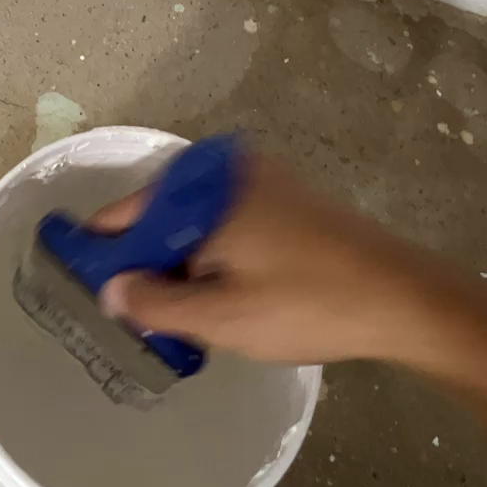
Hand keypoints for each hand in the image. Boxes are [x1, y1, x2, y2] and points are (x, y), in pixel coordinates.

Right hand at [92, 150, 462, 366]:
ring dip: (184, 251)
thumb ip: (158, 301)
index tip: (84, 271)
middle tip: (139, 301)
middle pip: (166, 207)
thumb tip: (111, 288)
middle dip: (149, 252)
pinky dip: (214, 242)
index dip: (106, 241)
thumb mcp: (223, 316)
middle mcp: (229, 169)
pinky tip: (221, 281)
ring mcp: (262, 175)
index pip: (134, 209)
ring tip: (179, 302)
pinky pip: (230, 211)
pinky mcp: (287, 191)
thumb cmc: (306, 303)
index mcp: (208, 189)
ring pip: (199, 212)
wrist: (401, 295)